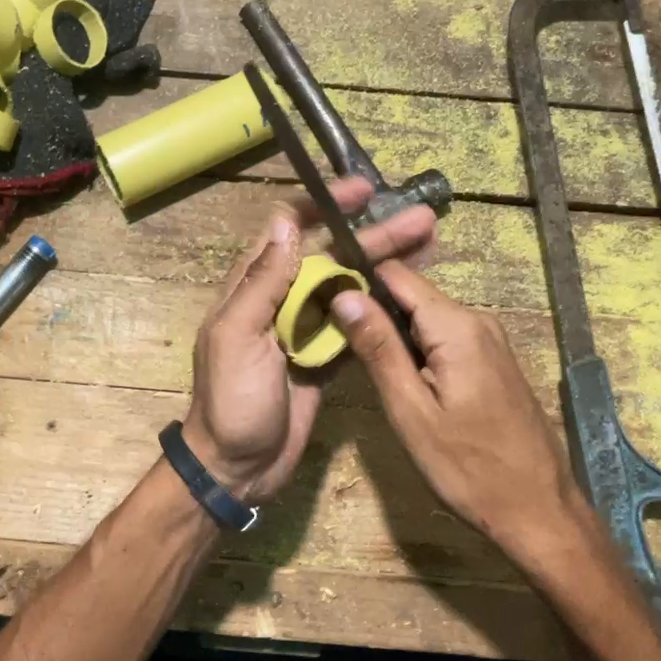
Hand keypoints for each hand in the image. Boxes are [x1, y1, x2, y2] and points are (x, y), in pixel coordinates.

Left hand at [182, 178, 436, 502]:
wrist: (237, 467)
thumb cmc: (231, 401)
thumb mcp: (237, 337)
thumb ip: (261, 282)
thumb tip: (285, 221)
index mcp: (253, 285)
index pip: (287, 228)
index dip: (322, 205)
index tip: (361, 192)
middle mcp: (281, 296)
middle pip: (329, 253)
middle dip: (372, 233)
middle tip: (419, 218)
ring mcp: (306, 325)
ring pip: (349, 282)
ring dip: (385, 262)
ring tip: (429, 243)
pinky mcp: (327, 354)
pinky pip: (358, 320)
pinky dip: (384, 302)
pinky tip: (414, 290)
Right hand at [330, 261, 586, 554]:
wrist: (541, 514)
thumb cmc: (470, 469)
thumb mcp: (412, 411)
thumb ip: (378, 347)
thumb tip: (343, 294)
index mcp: (456, 325)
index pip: (395, 275)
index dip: (356, 282)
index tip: (322, 302)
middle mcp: (477, 320)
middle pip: (410, 293)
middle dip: (372, 309)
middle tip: (334, 338)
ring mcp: (489, 340)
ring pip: (425, 316)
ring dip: (392, 331)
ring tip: (357, 358)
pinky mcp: (492, 360)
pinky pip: (443, 336)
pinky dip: (415, 347)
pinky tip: (398, 376)